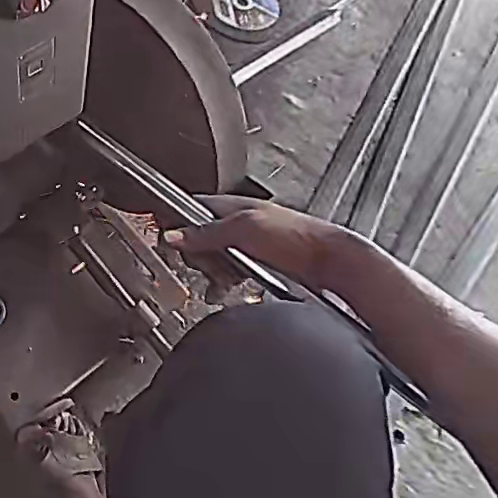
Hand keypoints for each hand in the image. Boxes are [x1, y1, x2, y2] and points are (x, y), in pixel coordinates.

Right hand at [161, 195, 342, 279]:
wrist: (330, 261)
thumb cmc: (295, 236)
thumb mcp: (243, 229)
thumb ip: (205, 232)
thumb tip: (173, 235)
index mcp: (230, 206)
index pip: (188, 209)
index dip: (175, 225)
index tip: (167, 242)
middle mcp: (235, 223)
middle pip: (196, 238)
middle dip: (197, 255)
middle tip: (206, 264)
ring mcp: (244, 244)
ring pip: (210, 258)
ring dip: (209, 271)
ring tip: (216, 280)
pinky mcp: (253, 264)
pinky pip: (226, 273)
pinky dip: (220, 283)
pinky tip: (220, 290)